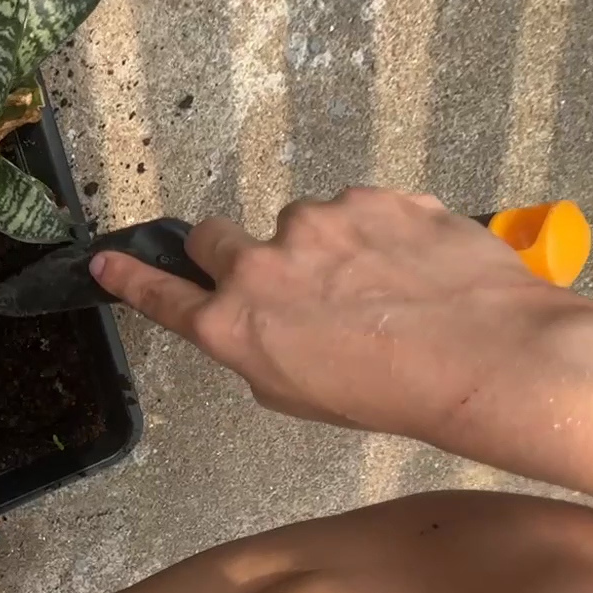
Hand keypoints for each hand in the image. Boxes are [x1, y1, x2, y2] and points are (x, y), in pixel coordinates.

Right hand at [90, 187, 592, 440]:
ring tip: (374, 283)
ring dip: (319, 246)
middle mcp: (256, 267)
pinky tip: (408, 265)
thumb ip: (251, 345)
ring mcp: (314, 224)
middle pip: (213, 237)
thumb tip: (258, 315)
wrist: (489, 358)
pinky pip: (355, 209)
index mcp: (230, 325)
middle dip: (232, 252)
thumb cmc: (380, 395)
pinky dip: (370, 231)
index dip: (127, 278)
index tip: (103, 260)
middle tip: (281, 277)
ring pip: (297, 224)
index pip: (159, 295)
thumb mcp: (288, 391)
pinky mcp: (374, 198)